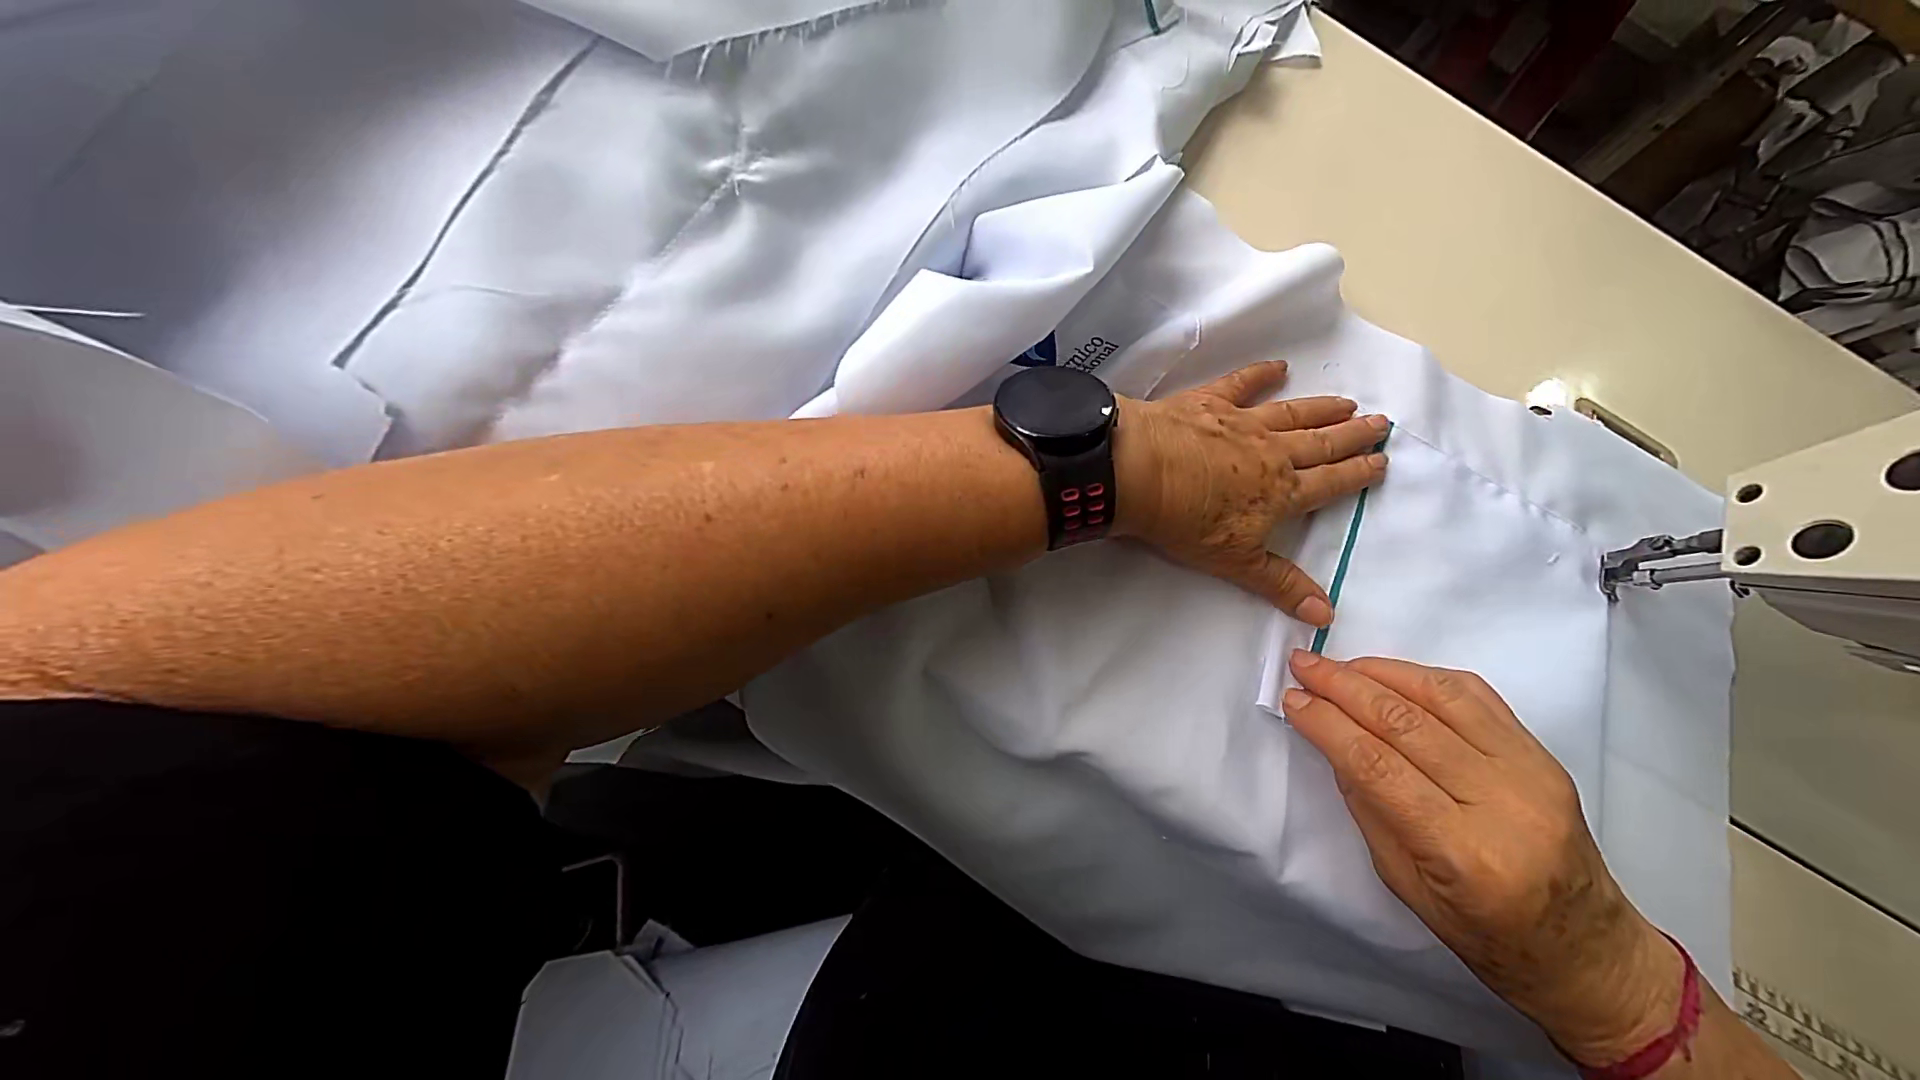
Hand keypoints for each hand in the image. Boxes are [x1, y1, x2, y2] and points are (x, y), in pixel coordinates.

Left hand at [1114, 361, 1387, 625]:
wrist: (1137, 474)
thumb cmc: (1183, 522)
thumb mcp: (1233, 561)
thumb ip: (1280, 584)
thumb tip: (1326, 615)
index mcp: (1280, 491)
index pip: (1329, 483)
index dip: (1357, 474)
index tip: (1381, 461)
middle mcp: (1271, 452)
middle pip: (1321, 443)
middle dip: (1352, 435)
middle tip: (1380, 423)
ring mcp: (1240, 423)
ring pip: (1292, 413)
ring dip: (1321, 408)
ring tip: (1347, 402)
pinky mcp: (1208, 402)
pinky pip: (1242, 383)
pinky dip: (1261, 374)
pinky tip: (1278, 366)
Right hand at [1281, 652, 1684, 1065]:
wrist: (1590, 949)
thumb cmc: (1485, 932)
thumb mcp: (1403, 882)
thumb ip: (1367, 807)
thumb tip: (1333, 741)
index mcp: (1464, 852)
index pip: (1377, 766)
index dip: (1327, 724)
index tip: (1292, 699)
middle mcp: (1504, 805)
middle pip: (1406, 724)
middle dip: (1344, 686)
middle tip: (1303, 664)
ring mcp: (1533, 775)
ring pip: (1443, 698)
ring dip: (1379, 672)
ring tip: (1338, 663)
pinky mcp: (1545, 757)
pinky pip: (1478, 697)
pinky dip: (1424, 676)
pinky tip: (1389, 673)